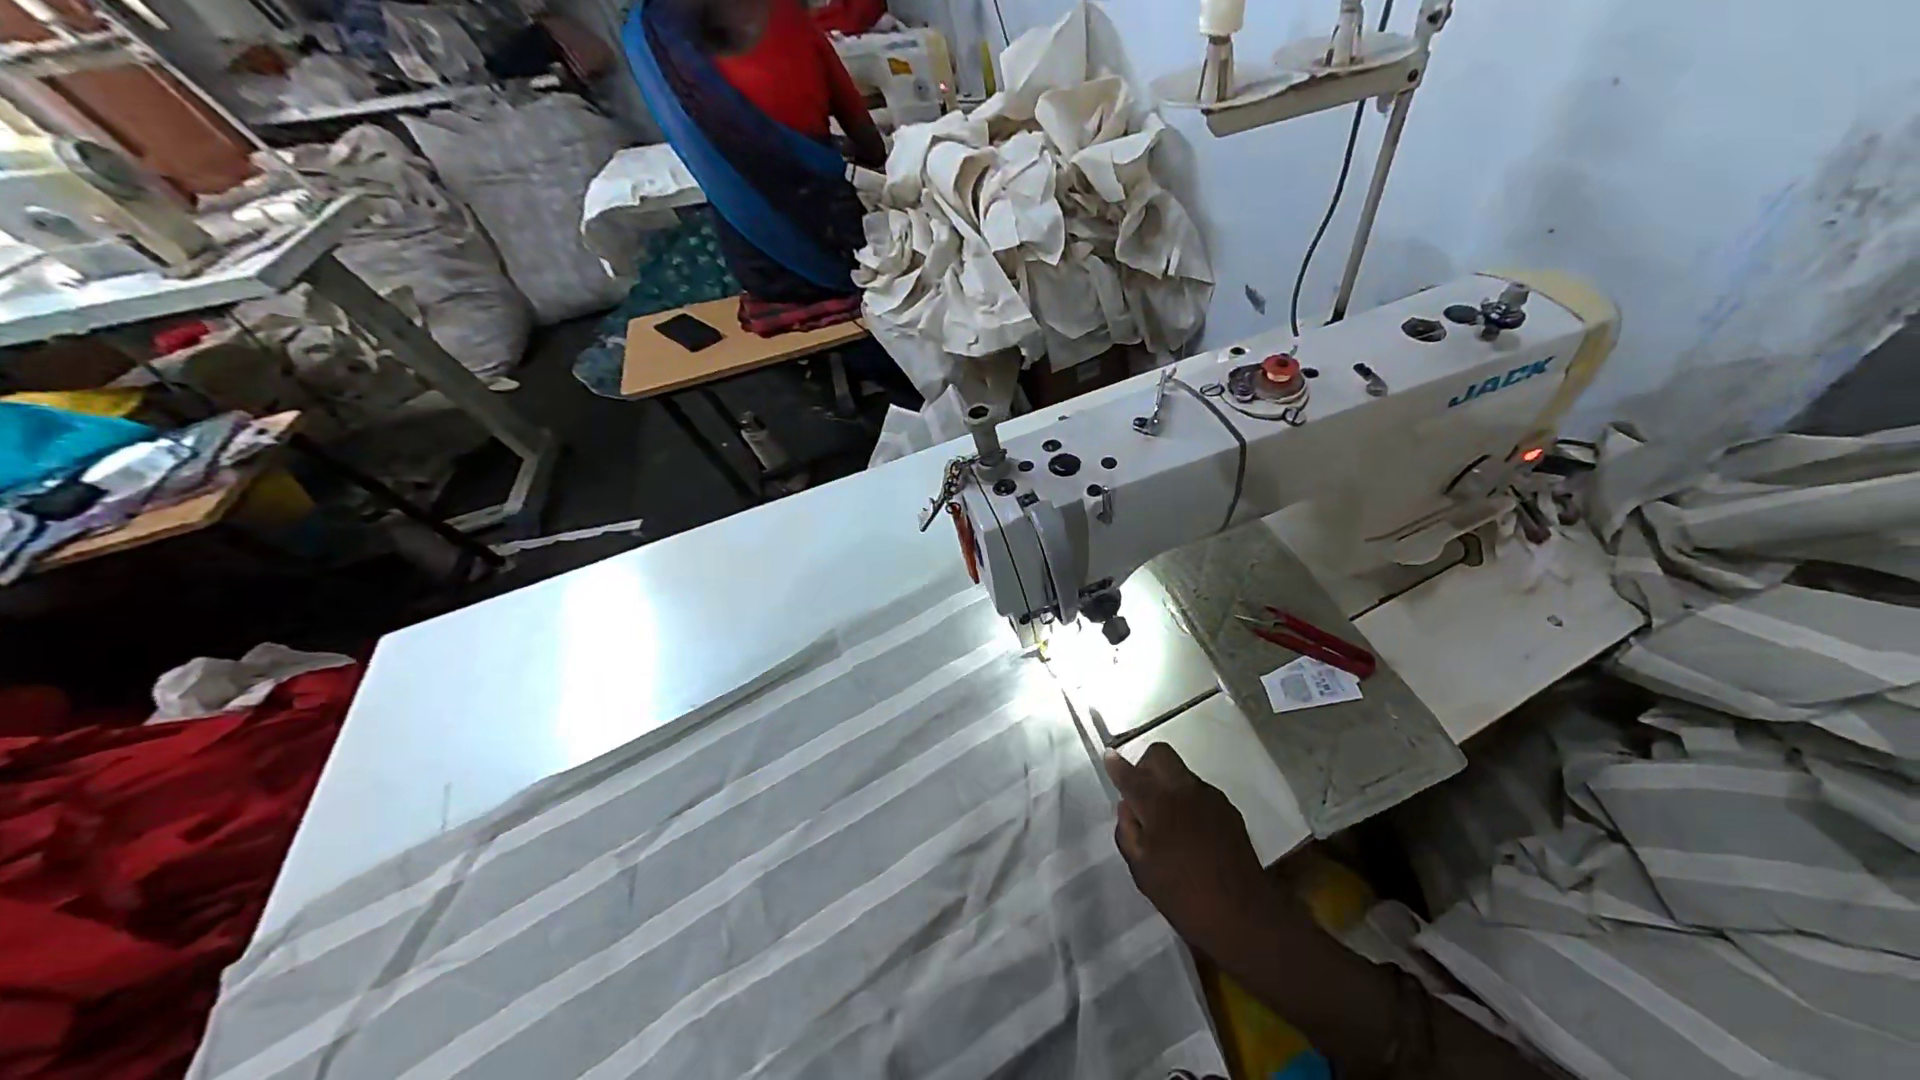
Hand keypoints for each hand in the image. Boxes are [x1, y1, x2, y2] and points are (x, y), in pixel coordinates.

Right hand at [1104, 743, 1284, 959]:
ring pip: (1181, 773)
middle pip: (1160, 755)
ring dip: (1168, 785)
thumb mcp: (1141, 868)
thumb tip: (1128, 807)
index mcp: (1158, 803)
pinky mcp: (1228, 809)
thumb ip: (1127, 830)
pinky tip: (1191, 833)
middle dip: (1145, 766)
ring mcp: (1210, 797)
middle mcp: (1184, 790)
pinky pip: (1199, 792)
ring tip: (1168, 822)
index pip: (1130, 773)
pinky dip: (1188, 801)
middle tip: (1140, 796)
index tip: (1109, 758)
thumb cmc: (1182, 895)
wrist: (1243, 915)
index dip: (1116, 764)